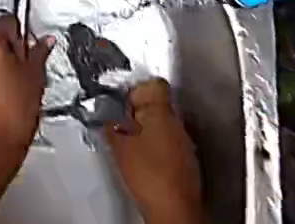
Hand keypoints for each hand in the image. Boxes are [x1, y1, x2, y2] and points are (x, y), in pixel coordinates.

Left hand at [0, 16, 52, 155]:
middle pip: (3, 34)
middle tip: (31, 65)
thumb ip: (40, 51)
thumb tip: (47, 41)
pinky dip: (3, 71)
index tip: (35, 45)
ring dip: (11, 59)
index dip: (26, 34)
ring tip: (23, 80)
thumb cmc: (14, 110)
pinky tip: (15, 88)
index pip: (11, 20)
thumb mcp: (35, 74)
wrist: (0, 140)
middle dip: (18, 46)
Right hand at [106, 78, 204, 223]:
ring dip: (147, 132)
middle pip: (157, 104)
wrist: (174, 214)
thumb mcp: (118, 146)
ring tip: (131, 146)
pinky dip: (157, 150)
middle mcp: (178, 125)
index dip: (135, 87)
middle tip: (122, 124)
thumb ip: (111, 123)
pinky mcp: (188, 164)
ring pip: (163, 126)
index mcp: (162, 112)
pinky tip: (145, 164)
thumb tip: (106, 115)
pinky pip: (170, 145)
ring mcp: (185, 145)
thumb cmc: (150, 179)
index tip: (123, 99)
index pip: (154, 83)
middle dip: (137, 112)